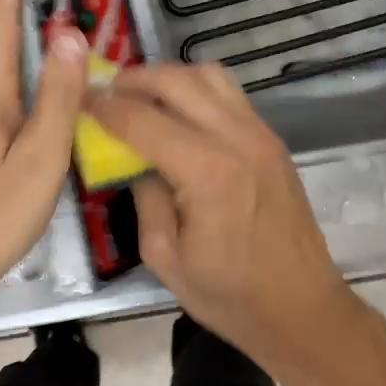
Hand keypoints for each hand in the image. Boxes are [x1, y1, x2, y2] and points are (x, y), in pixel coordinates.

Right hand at [89, 63, 354, 366]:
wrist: (304, 311)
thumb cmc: (231, 296)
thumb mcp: (166, 258)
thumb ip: (144, 197)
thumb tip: (131, 158)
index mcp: (207, 173)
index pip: (143, 120)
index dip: (106, 107)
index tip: (81, 99)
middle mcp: (236, 140)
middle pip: (176, 80)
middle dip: (134, 79)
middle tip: (107, 90)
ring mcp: (260, 134)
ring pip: (208, 74)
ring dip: (169, 77)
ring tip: (143, 95)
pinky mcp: (272, 139)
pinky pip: (229, 93)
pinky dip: (196, 89)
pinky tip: (178, 111)